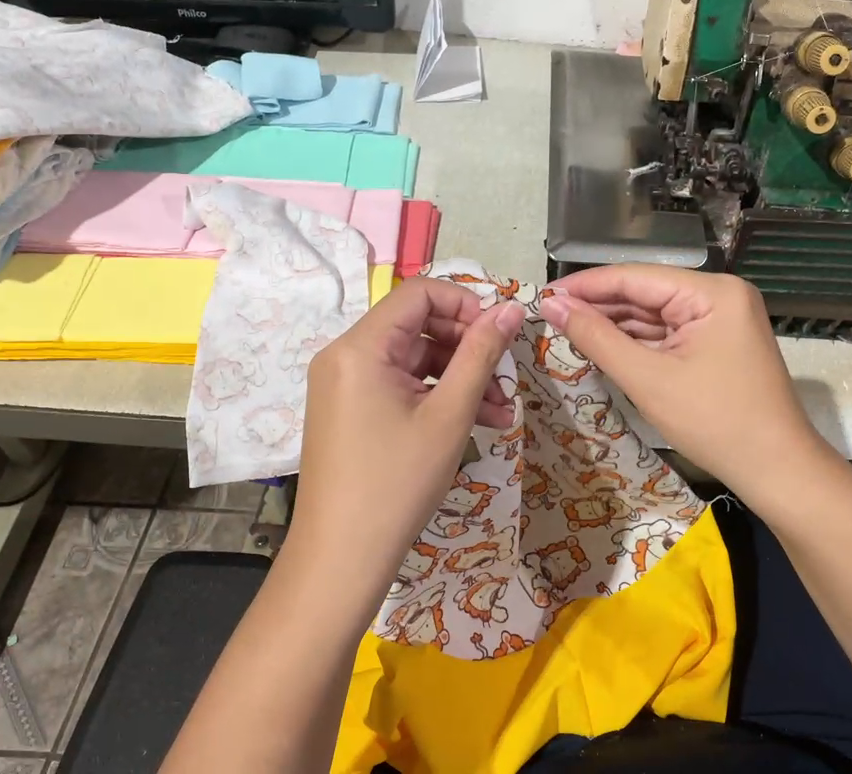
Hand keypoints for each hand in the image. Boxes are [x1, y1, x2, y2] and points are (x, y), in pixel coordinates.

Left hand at [290, 278, 525, 590]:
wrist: (342, 559)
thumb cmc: (398, 482)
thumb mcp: (449, 414)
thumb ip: (481, 354)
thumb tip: (509, 308)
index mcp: (360, 347)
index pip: (419, 294)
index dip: (465, 304)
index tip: (501, 332)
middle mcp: (345, 356)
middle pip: (416, 325)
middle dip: (467, 347)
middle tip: (507, 377)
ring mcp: (344, 385)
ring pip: (412, 360)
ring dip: (458, 377)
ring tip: (503, 411)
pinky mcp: (349, 411)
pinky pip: (399, 386)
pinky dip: (435, 397)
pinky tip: (476, 422)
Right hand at [541, 265, 829, 493]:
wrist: (777, 471)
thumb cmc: (715, 423)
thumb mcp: (648, 380)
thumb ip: (597, 338)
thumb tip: (552, 305)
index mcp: (713, 292)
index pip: (636, 277)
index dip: (587, 285)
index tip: (545, 295)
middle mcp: (720, 295)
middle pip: (646, 293)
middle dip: (599, 306)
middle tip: (550, 316)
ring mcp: (722, 319)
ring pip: (655, 314)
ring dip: (615, 325)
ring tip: (566, 329)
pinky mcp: (719, 342)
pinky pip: (670, 333)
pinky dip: (638, 342)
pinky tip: (602, 345)